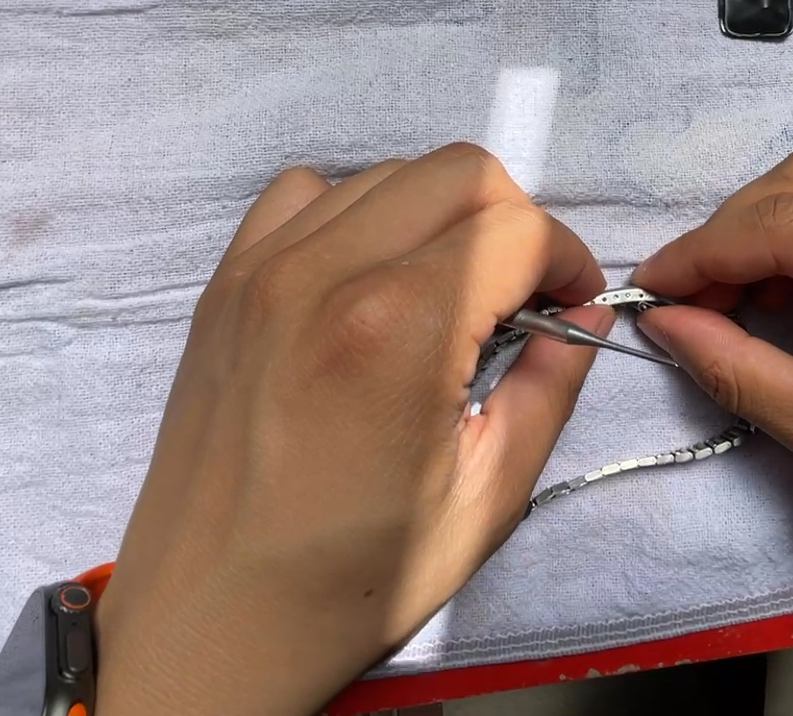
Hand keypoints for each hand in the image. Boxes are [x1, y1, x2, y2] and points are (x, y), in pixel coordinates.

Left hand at [93, 144, 611, 715]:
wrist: (206, 622)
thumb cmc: (356, 574)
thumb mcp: (489, 497)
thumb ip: (552, 386)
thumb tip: (586, 315)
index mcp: (400, 328)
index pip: (517, 230)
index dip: (567, 259)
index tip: (572, 304)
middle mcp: (327, 270)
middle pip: (460, 171)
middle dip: (515, 218)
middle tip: (520, 289)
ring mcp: (264, 264)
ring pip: (390, 173)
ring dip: (443, 213)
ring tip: (447, 283)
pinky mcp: (225, 277)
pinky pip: (306, 192)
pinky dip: (356, 209)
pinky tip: (362, 270)